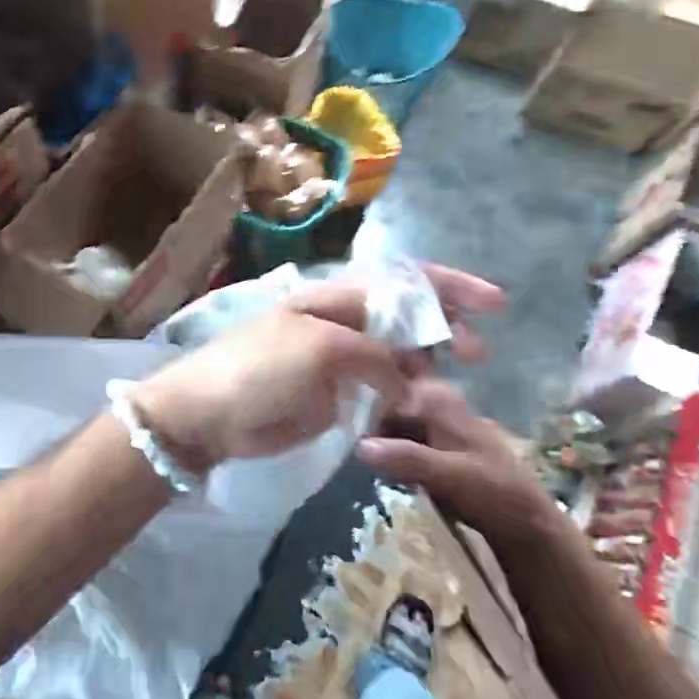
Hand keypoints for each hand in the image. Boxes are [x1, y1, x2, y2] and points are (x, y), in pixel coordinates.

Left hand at [130, 265, 503, 473]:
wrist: (206, 416)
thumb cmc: (258, 370)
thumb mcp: (319, 349)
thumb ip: (373, 355)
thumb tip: (404, 380)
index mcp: (332, 299)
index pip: (399, 282)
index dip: (446, 288)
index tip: (492, 304)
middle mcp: (337, 323)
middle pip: (401, 317)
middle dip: (442, 328)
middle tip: (475, 354)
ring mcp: (334, 361)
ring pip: (393, 355)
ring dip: (423, 364)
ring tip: (444, 384)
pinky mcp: (329, 396)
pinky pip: (376, 388)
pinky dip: (401, 393)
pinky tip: (419, 403)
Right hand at [356, 378, 559, 547]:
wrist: (525, 521)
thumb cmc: (493, 492)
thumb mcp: (448, 475)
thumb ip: (406, 458)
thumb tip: (359, 446)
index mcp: (437, 397)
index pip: (381, 388)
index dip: (360, 405)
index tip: (340, 427)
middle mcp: (433, 401)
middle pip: (383, 404)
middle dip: (366, 425)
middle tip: (349, 449)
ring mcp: (434, 421)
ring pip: (389, 422)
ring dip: (376, 441)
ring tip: (364, 463)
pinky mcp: (433, 443)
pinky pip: (399, 439)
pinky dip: (388, 452)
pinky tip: (382, 470)